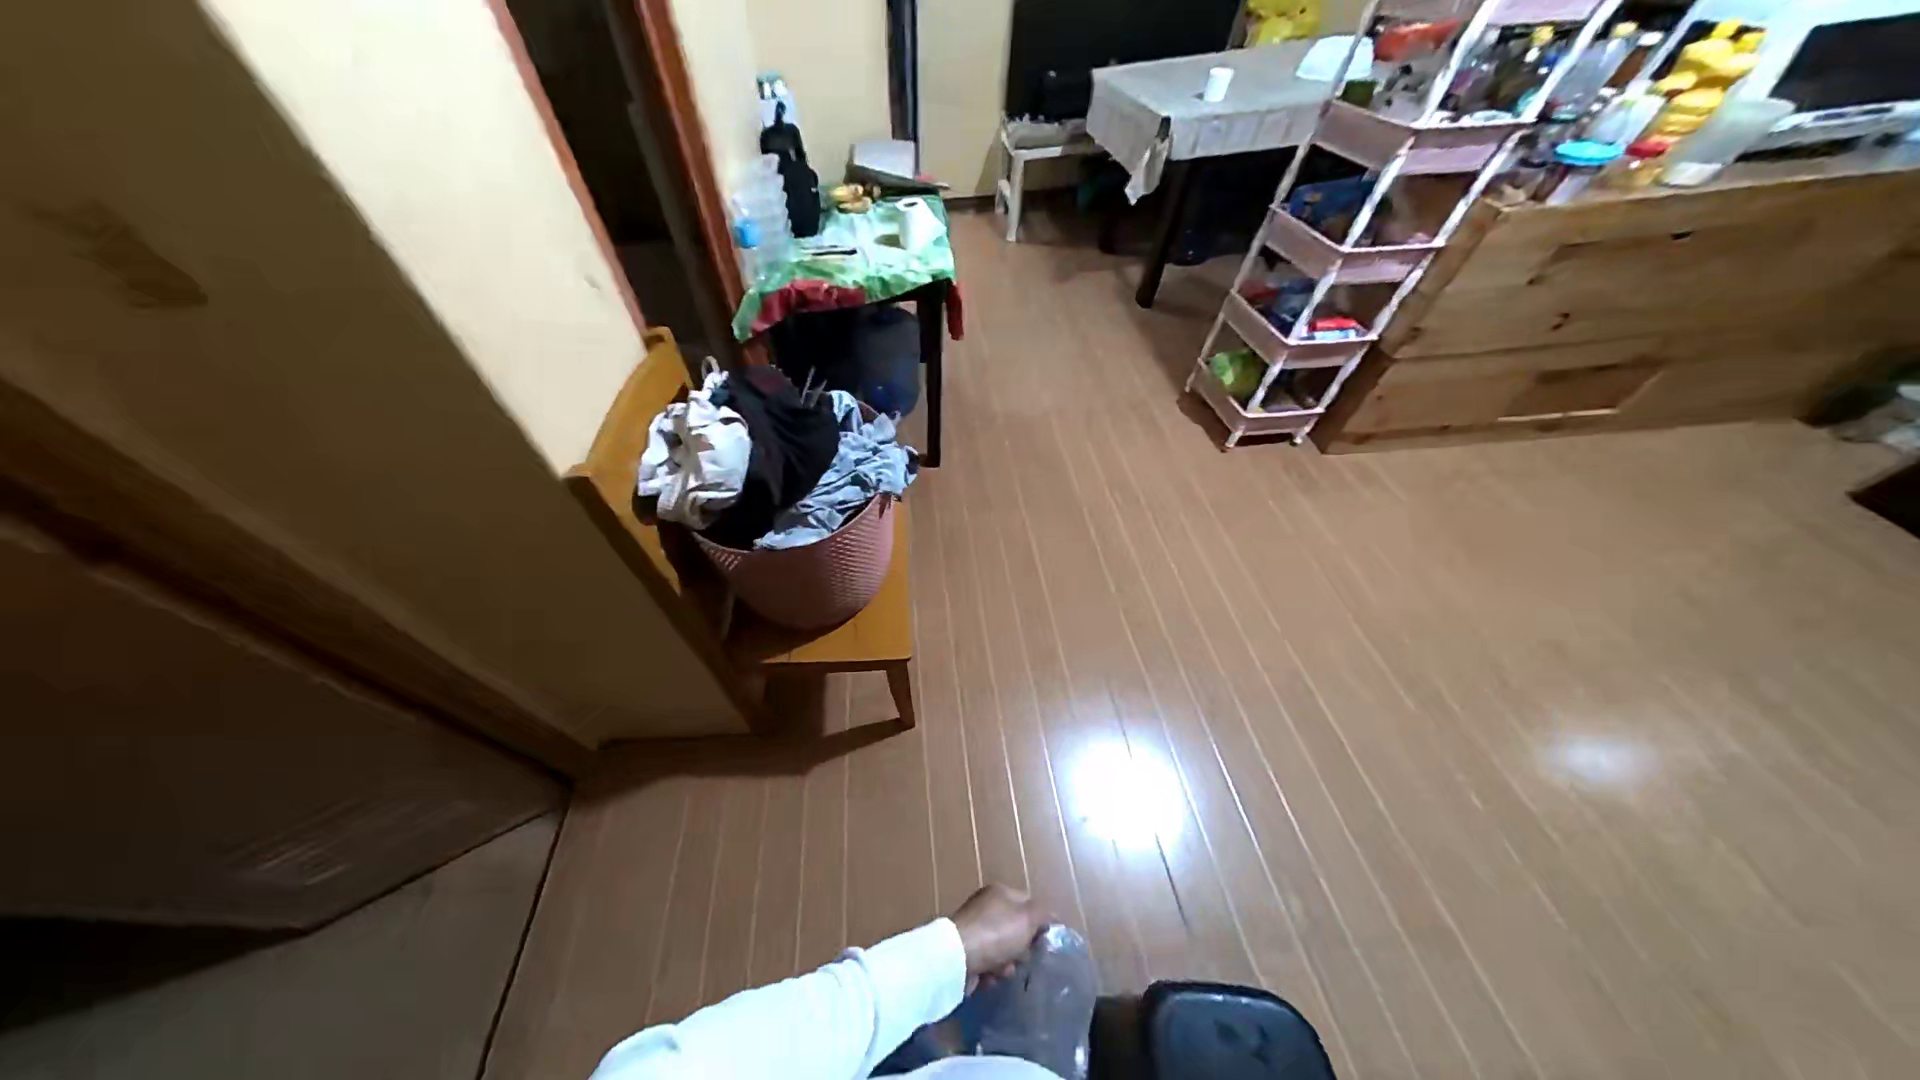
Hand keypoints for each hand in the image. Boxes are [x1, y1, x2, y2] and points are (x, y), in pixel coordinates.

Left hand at [950, 884, 1045, 978]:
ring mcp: (974, 929)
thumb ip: (1043, 915)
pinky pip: (987, 963)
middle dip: (1022, 948)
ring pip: (1002, 949)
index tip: (1044, 942)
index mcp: (1000, 892)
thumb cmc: (996, 933)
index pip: (1028, 903)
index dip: (1039, 922)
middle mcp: (986, 907)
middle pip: (1015, 929)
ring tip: (1003, 971)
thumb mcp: (1027, 918)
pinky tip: (990, 977)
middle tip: (1022, 958)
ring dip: (1007, 964)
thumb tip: (1051, 917)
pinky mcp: (966, 951)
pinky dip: (991, 972)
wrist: (958, 958)